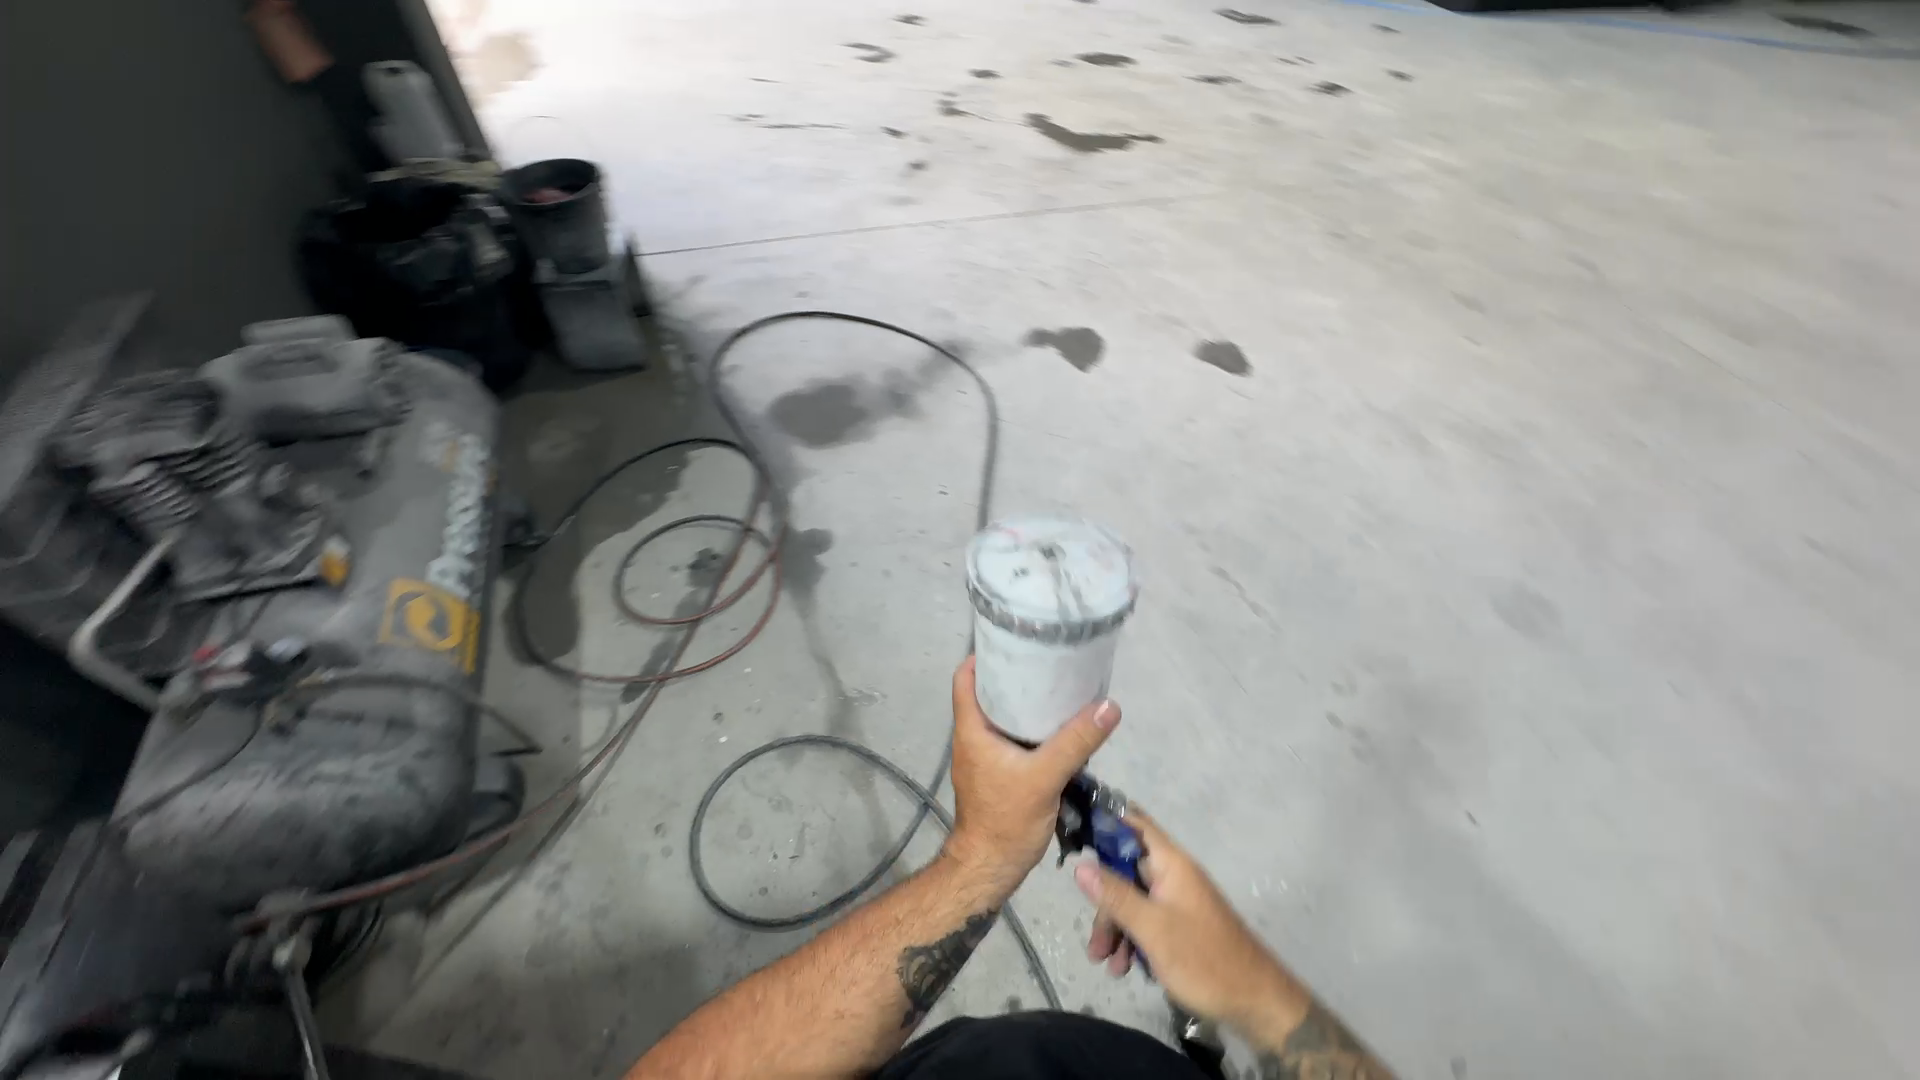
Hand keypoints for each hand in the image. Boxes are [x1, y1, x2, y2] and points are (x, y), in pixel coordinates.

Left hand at [941, 657, 1119, 895]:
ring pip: (1003, 718)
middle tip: (1047, 660)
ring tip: (1058, 686)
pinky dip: (1032, 728)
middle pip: (988, 693)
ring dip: (1025, 704)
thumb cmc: (1006, 819)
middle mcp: (973, 737)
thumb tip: (1108, 706)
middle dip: (1014, 676)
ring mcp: (985, 757)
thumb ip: (1076, 742)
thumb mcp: (1044, 777)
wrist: (991, 869)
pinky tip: (1060, 728)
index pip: (965, 678)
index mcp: (972, 729)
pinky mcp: (999, 774)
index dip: (983, 656)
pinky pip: (1014, 739)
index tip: (1013, 641)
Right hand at [1074, 812, 1303, 1038]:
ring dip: (1116, 930)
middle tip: (1095, 943)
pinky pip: (1147, 921)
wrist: (1257, 1003)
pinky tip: (1126, 969)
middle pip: (1125, 870)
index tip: (1074, 834)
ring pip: (1133, 901)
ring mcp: (1178, 901)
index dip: (1104, 822)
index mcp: (1170, 863)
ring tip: (1108, 965)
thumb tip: (1080, 864)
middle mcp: (1173, 875)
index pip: (1133, 823)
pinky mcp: (1181, 926)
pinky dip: (1133, 941)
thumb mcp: (1152, 929)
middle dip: (1104, 903)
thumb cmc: (1204, 958)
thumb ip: (1115, 895)